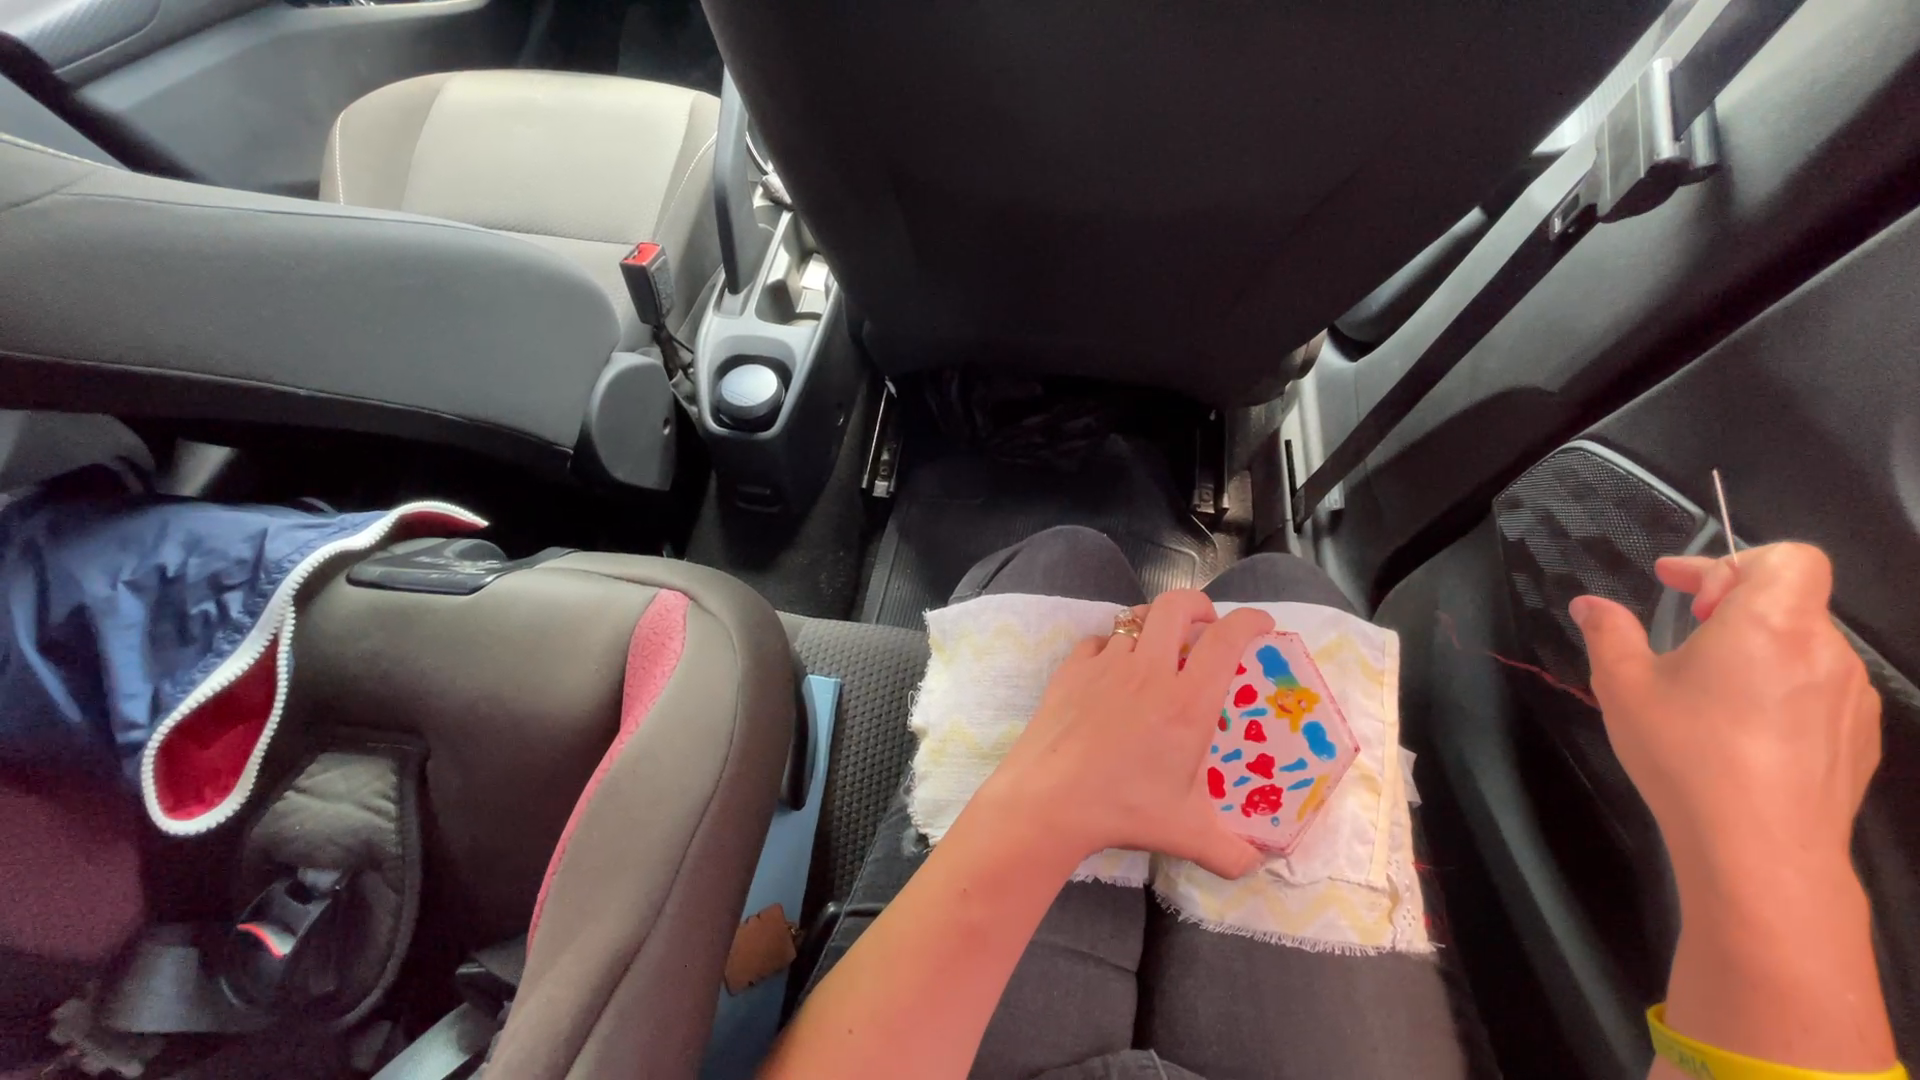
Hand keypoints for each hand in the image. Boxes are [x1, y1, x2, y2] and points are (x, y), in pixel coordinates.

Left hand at [975, 590, 1274, 879]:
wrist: (1049, 800)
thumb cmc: (1123, 809)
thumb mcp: (1187, 833)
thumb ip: (1230, 851)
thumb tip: (1256, 866)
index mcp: (1187, 701)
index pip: (1226, 639)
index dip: (1249, 621)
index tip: (1260, 624)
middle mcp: (1149, 670)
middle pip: (1176, 605)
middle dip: (1198, 604)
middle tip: (1206, 625)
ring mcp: (1106, 664)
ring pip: (1134, 619)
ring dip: (1153, 625)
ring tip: (1158, 647)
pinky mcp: (1071, 669)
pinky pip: (1098, 640)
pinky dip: (1112, 645)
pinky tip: (1112, 669)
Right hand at [1569, 543, 1880, 894]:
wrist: (1759, 847)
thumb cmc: (1683, 751)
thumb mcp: (1622, 685)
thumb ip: (1608, 633)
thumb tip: (1590, 604)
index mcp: (1769, 625)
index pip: (1787, 558)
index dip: (1730, 561)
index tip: (1680, 588)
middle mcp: (1823, 651)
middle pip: (1792, 599)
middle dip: (1734, 602)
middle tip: (1683, 628)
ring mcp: (1851, 697)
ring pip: (1804, 645)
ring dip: (1756, 644)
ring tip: (1706, 682)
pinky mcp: (1859, 737)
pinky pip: (1819, 688)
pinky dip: (1779, 683)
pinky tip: (1739, 725)